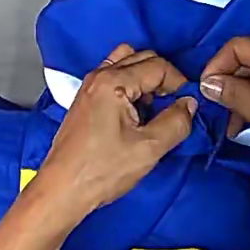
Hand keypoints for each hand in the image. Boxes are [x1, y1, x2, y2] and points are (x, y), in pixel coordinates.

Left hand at [27, 45, 195, 227]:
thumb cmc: (101, 171)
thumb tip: (189, 104)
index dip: (179, 84)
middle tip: (173, 105)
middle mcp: (99, 76)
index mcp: (113, 82)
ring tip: (153, 106)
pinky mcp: (85, 100)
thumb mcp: (150, 148)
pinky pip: (114, 76)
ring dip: (146, 77)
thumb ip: (177, 121)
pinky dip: (130, 84)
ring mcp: (89, 87)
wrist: (61, 193)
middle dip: (164, 77)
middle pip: (143, 57)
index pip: (159, 66)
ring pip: (127, 62)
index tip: (185, 106)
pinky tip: (135, 112)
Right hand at [198, 37, 249, 186]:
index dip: (217, 66)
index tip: (203, 92)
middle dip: (227, 81)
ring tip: (226, 123)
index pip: (240, 46)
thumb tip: (208, 84)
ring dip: (240, 95)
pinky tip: (243, 122)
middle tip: (211, 109)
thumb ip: (237, 95)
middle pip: (249, 58)